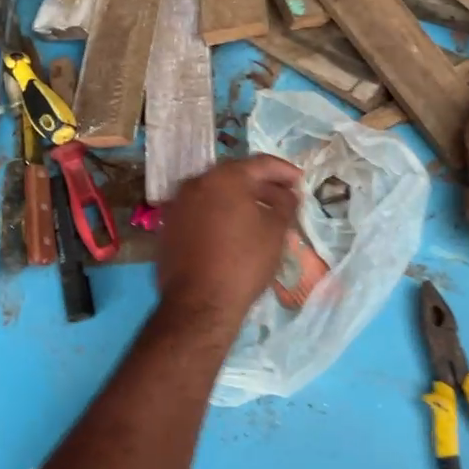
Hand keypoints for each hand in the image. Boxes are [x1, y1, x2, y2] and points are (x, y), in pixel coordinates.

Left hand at [154, 155, 301, 328]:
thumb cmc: (244, 263)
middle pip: (235, 175)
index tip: (300, 181)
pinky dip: (218, 213)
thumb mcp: (276, 231)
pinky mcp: (168, 226)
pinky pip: (200, 210)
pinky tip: (233, 230)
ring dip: (238, 198)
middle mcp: (197, 182)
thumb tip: (287, 193)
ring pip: (215, 192)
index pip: (261, 163)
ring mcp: (178, 204)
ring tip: (260, 214)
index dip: (284, 171)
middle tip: (282, 196)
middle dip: (261, 184)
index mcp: (225, 177)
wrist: (199, 305)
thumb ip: (285, 203)